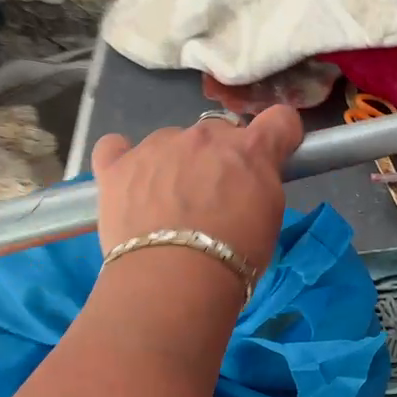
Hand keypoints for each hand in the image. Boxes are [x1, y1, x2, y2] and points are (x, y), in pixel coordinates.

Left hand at [90, 106, 302, 268]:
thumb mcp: (271, 215)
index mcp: (249, 149)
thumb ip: (262, 181)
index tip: (275, 157)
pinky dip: (125, 158)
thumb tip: (250, 174)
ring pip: (173, 141)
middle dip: (222, 156)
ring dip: (178, 161)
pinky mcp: (116, 164)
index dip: (280, 137)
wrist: (175, 277)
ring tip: (171, 203)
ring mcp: (156, 145)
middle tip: (218, 195)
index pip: (280, 120)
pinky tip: (131, 180)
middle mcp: (204, 135)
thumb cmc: (237, 252)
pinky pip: (116, 147)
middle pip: (220, 131)